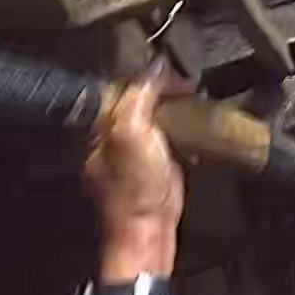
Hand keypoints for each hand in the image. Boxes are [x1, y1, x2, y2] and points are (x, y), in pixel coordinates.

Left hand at [85, 64, 186, 276]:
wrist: (151, 228)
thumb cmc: (136, 188)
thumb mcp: (133, 133)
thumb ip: (140, 97)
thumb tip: (155, 66)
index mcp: (100, 128)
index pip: (121, 86)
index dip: (144, 74)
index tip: (167, 68)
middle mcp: (115, 136)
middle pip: (140, 96)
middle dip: (163, 85)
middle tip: (184, 81)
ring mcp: (137, 148)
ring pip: (157, 110)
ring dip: (176, 100)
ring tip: (192, 93)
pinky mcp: (159, 158)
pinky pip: (171, 128)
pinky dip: (184, 120)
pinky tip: (194, 118)